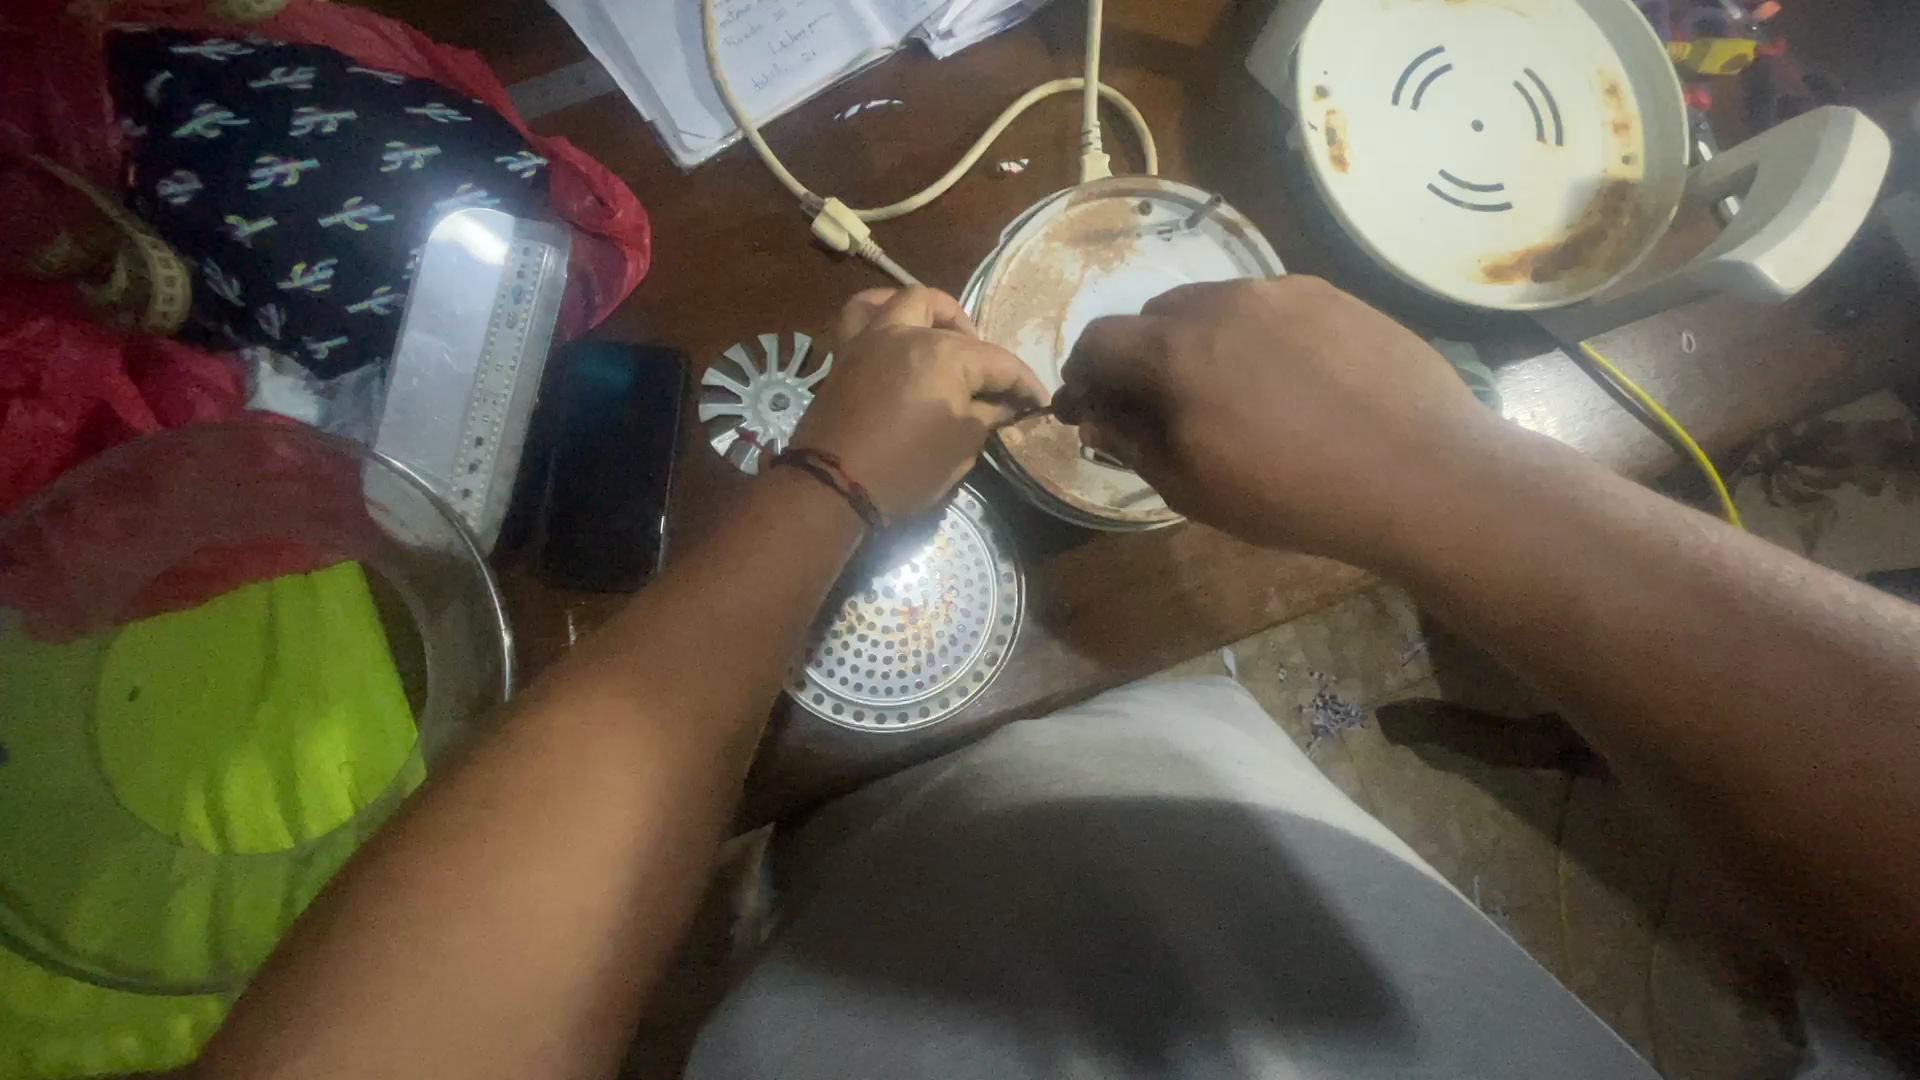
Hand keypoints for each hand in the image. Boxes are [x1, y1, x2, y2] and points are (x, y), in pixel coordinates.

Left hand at [793, 287, 1048, 520]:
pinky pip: (860, 315)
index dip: (1024, 383)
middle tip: (984, 374)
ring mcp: (871, 339)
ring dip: (929, 311)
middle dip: (976, 339)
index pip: (999, 363)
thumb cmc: (906, 469)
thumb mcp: (961, 447)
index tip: (1038, 401)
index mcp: (945, 355)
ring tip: (939, 335)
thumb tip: (1005, 404)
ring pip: (902, 299)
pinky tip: (892, 330)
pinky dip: (880, 312)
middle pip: (951, 319)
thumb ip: (986, 416)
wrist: (834, 487)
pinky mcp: (844, 355)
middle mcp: (908, 333)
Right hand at [1055, 277, 1511, 563]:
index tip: (1092, 407)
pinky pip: (1262, 305)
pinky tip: (1279, 379)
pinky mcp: (1328, 294)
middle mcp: (1221, 303)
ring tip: (1224, 392)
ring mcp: (1279, 291)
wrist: (1420, 474)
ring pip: (1207, 305)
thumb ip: (1131, 443)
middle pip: (1149, 317)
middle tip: (1157, 406)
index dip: (1083, 374)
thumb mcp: (1190, 487)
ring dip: (1192, 343)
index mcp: (1176, 352)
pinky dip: (1246, 335)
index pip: (1098, 341)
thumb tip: (1094, 417)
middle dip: (1137, 359)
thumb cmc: (1290, 495)